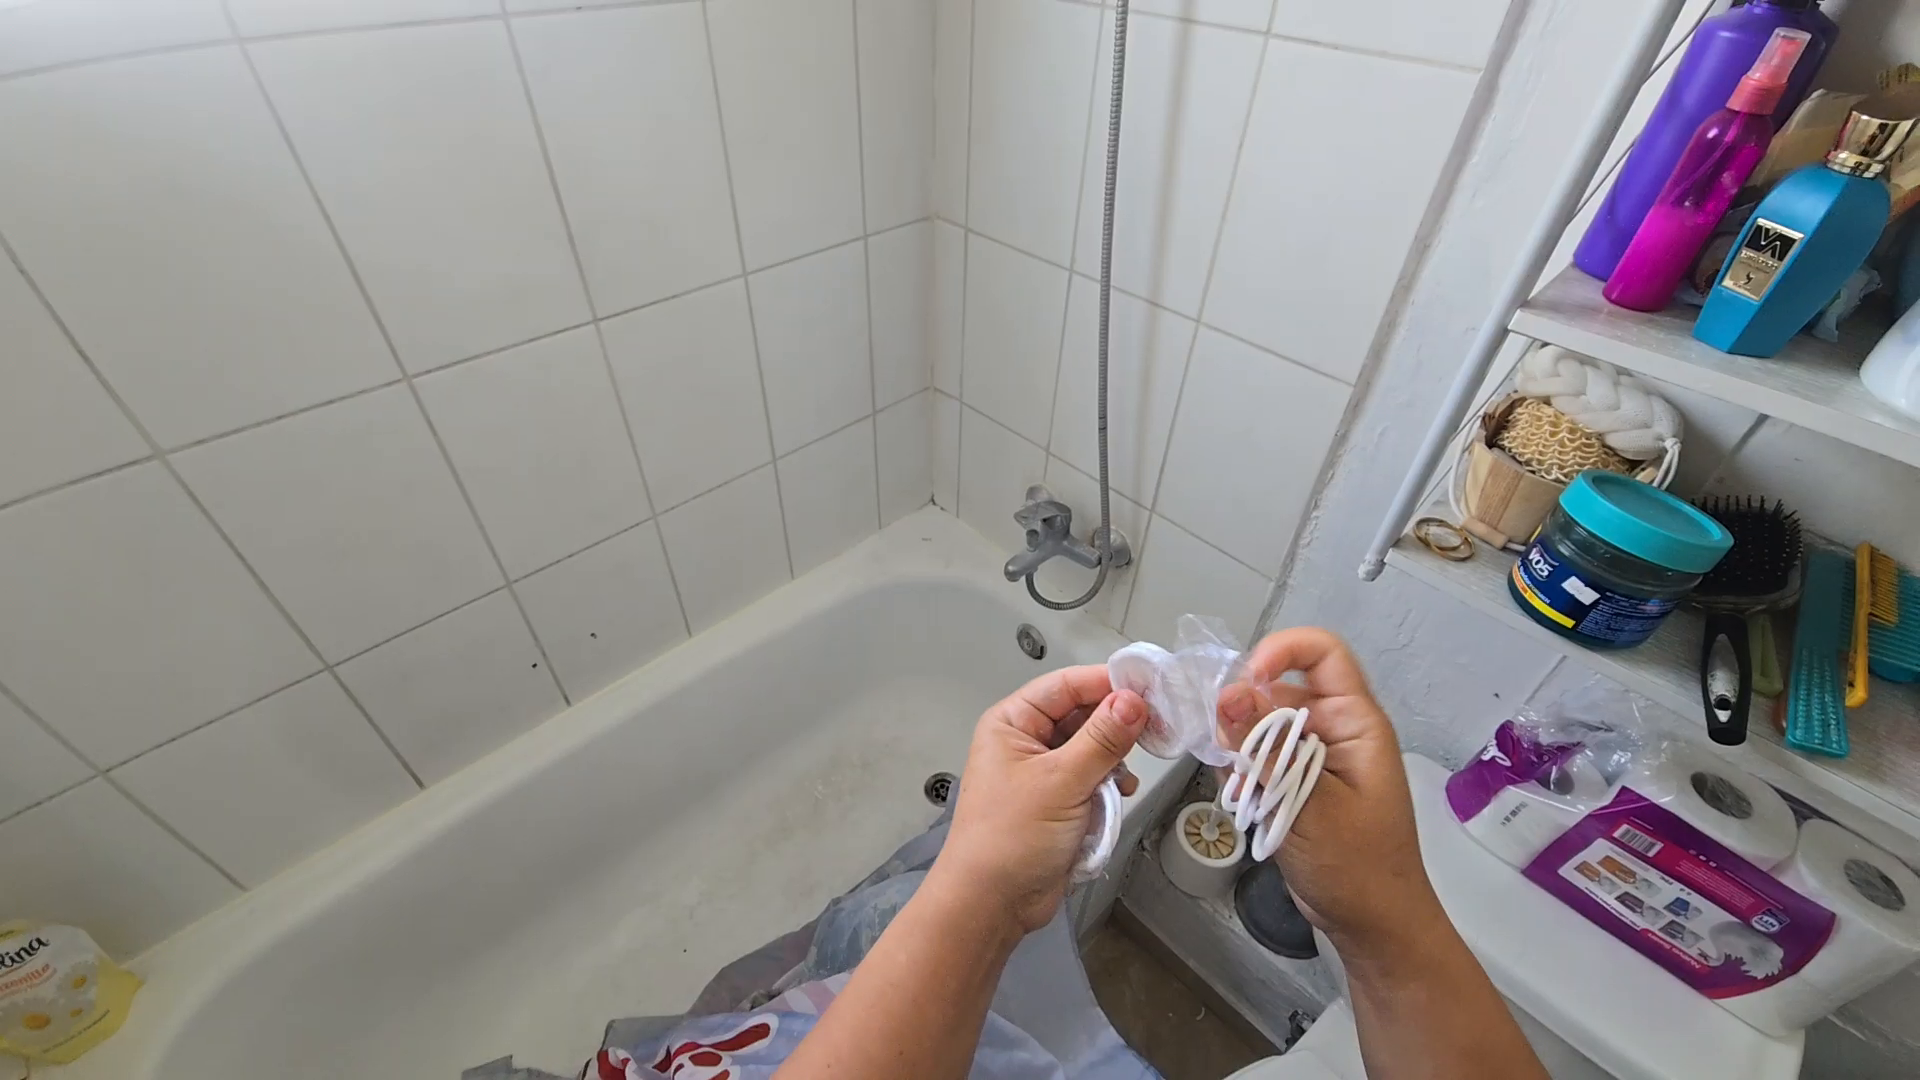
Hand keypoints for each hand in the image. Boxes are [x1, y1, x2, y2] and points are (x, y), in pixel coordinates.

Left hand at [931, 666, 1147, 936]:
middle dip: (1115, 723)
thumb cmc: (1014, 835)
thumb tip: (1133, 700)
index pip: (1065, 686)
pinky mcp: (1058, 799)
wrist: (991, 904)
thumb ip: (1101, 739)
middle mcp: (1025, 738)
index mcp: (1013, 721)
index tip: (1150, 686)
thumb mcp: (1062, 781)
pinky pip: (1091, 776)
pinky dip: (1109, 782)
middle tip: (1156, 727)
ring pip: (1090, 745)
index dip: (1106, 682)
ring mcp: (1042, 770)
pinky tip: (1122, 793)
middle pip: (1081, 714)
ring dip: (1113, 757)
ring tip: (1129, 772)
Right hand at [1215, 629, 1442, 953]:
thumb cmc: (1356, 867)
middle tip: (1230, 755)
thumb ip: (1267, 747)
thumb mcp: (1308, 803)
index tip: (1244, 683)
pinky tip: (1245, 801)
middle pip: (1277, 686)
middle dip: (1244, 714)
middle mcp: (1332, 727)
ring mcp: (1311, 752)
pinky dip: (1240, 770)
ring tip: (1243, 790)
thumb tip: (1229, 692)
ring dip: (1239, 749)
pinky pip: (1255, 751)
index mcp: (1354, 721)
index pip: (1322, 652)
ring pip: (1258, 720)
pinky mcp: (1293, 775)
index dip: (1280, 651)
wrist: (1372, 927)